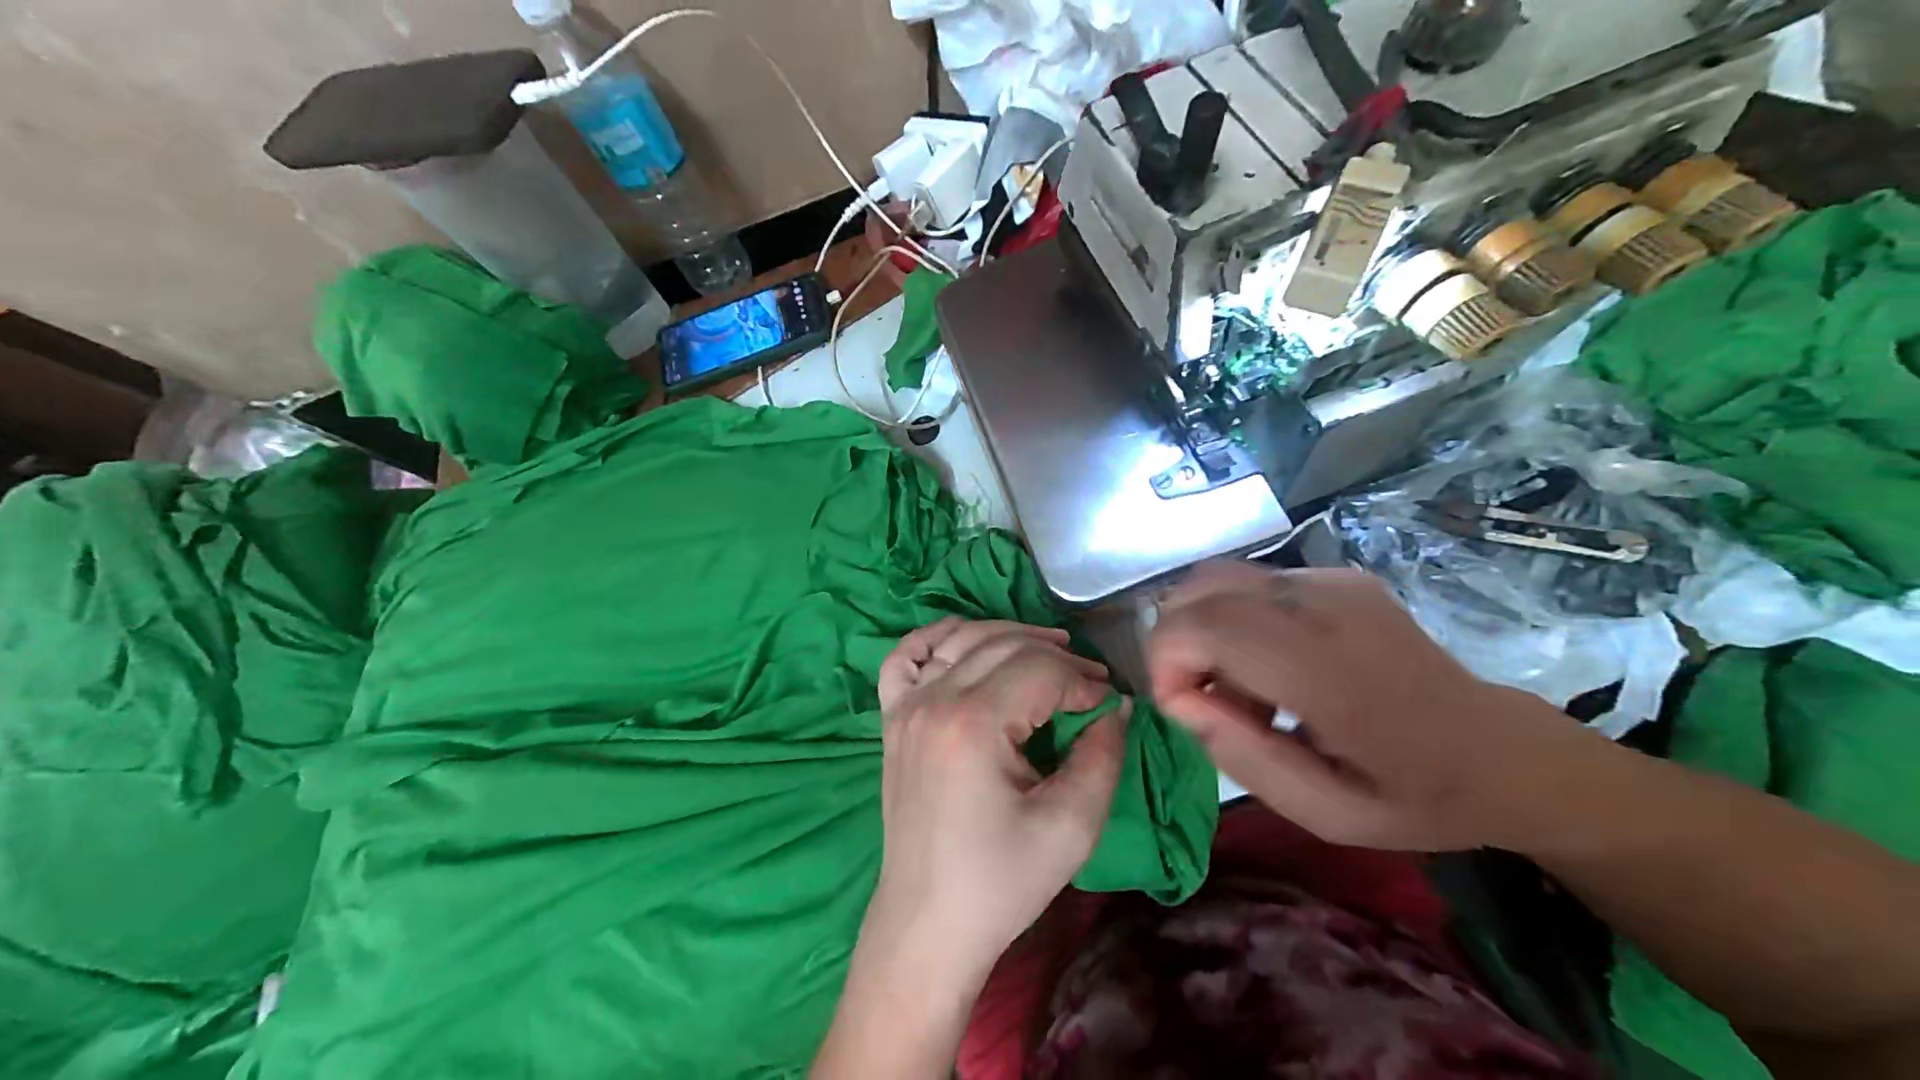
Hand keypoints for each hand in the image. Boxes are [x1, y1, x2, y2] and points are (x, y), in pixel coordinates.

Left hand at [867, 618, 1127, 975]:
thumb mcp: (1072, 826)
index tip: (1108, 703)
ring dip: (1008, 635)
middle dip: (1056, 656)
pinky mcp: (891, 720)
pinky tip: (964, 638)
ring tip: (1050, 648)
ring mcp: (905, 707)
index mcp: (974, 724)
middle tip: (1089, 681)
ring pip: (960, 639)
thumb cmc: (1002, 883)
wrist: (929, 922)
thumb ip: (1103, 756)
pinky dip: (935, 637)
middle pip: (1004, 646)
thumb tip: (1115, 706)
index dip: (1083, 680)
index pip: (1041, 670)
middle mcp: (933, 701)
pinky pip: (904, 656)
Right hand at [1147, 561, 1606, 851]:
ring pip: (1215, 579)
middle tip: (1201, 701)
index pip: (1204, 625)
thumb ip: (1241, 758)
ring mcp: (1333, 582)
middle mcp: (1328, 607)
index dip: (1165, 661)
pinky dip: (1229, 619)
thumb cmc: (1415, 796)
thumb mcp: (1326, 813)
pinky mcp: (1336, 575)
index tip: (1181, 710)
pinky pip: (1247, 583)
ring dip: (1200, 631)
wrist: (1502, 752)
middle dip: (1173, 644)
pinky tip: (1265, 666)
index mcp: (1331, 673)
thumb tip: (1179, 701)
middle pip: (1198, 591)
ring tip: (1237, 688)